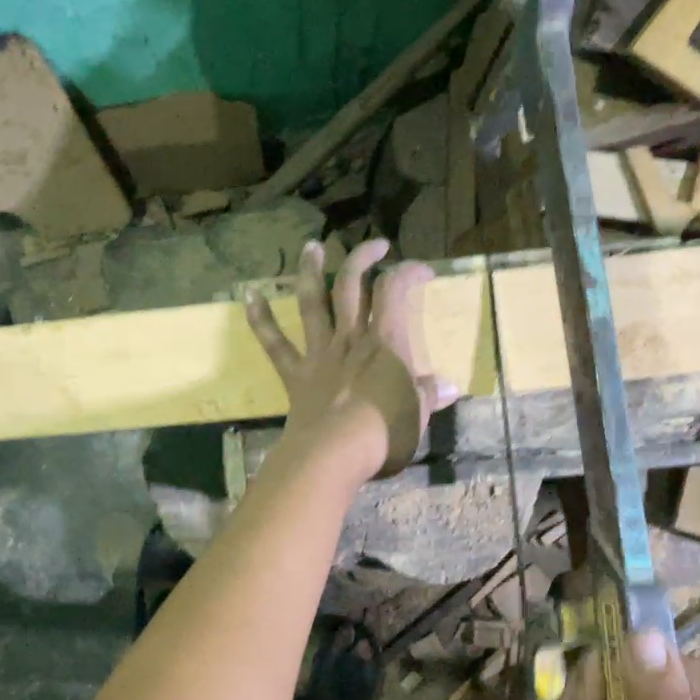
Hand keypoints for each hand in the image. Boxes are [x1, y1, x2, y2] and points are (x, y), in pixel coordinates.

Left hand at [245, 239, 458, 484]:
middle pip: (353, 285)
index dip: (409, 272)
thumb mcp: (417, 416)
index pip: (397, 291)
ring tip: (311, 247)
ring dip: (310, 271)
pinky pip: (274, 343)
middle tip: (374, 244)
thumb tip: (449, 387)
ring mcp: (319, 354)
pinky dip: (261, 319)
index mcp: (387, 343)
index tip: (423, 272)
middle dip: (363, 257)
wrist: (333, 455)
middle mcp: (351, 338)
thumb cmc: (383, 435)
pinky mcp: (295, 374)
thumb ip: (430, 396)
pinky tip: (250, 296)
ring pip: (312, 302)